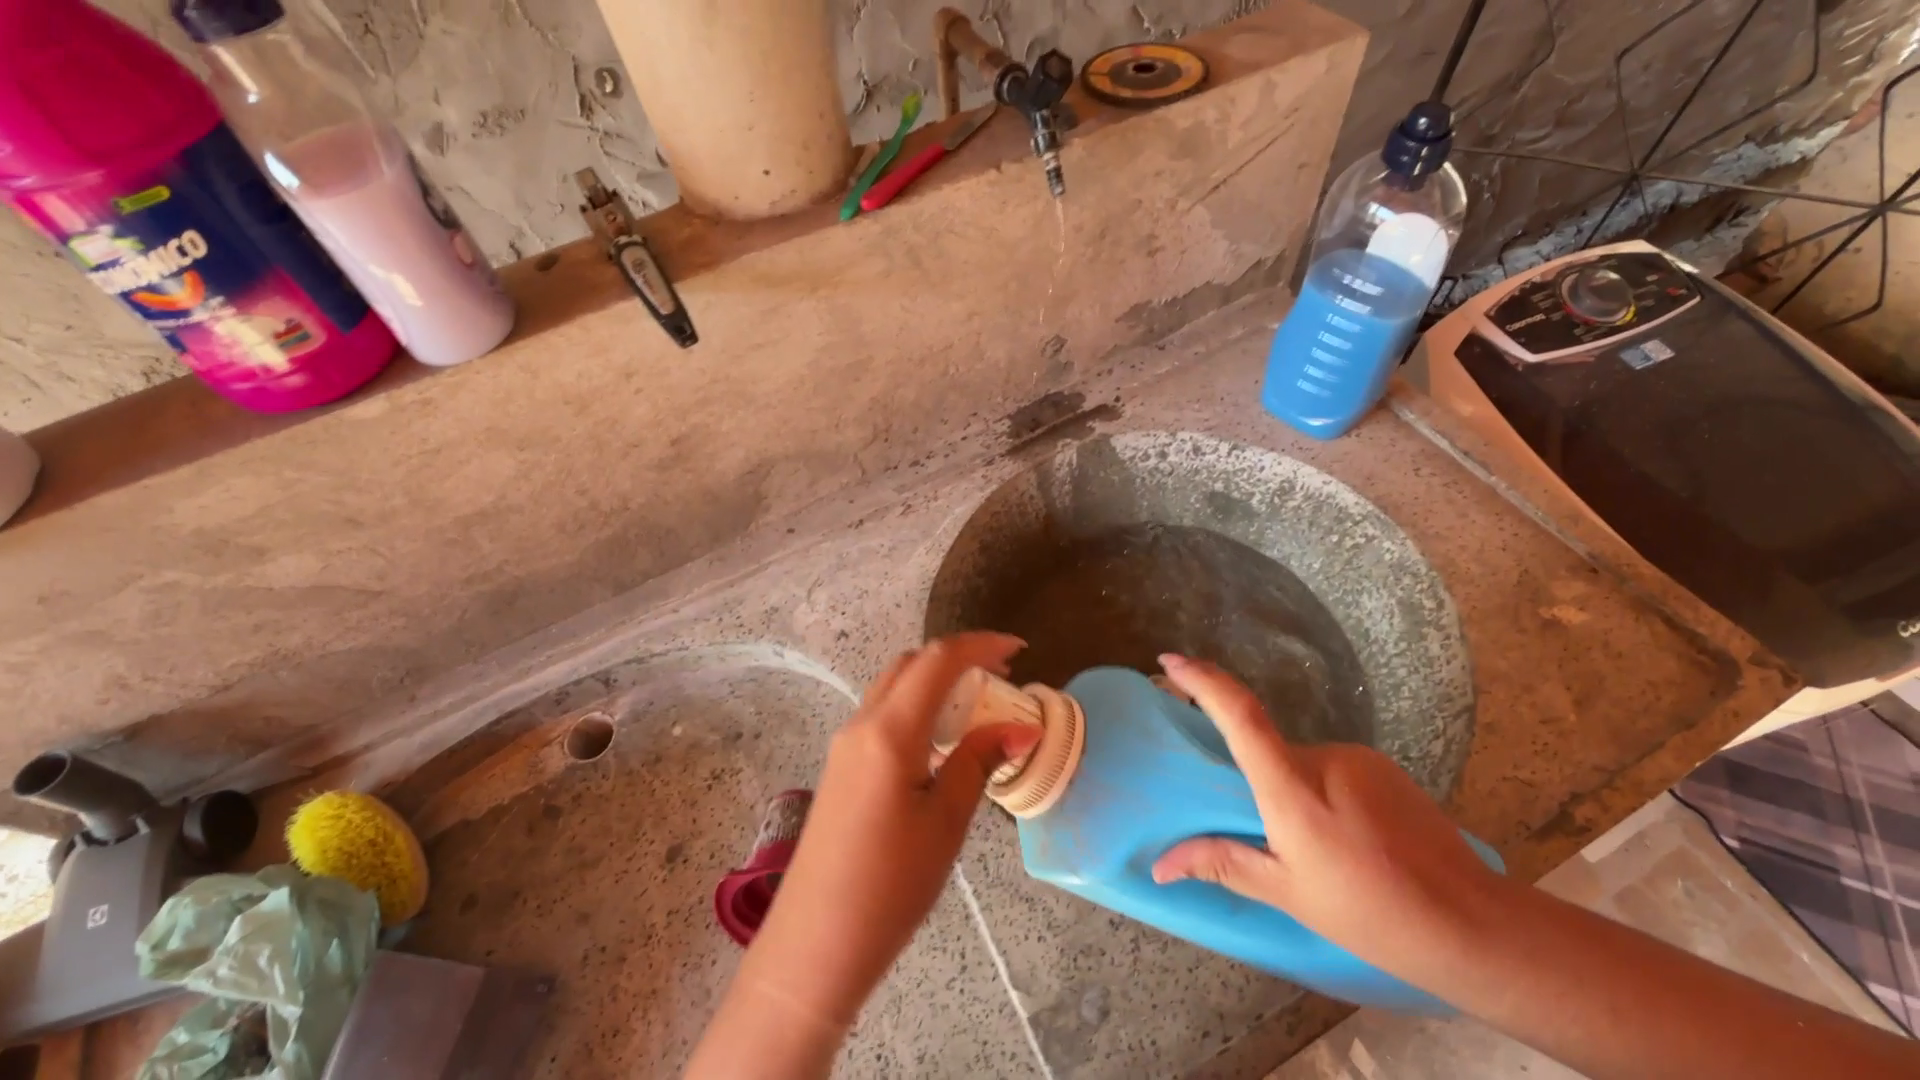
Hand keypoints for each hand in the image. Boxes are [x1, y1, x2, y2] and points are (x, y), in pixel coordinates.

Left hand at [736, 633, 1040, 1028]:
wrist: (818, 940)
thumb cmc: (892, 882)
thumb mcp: (947, 820)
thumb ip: (979, 762)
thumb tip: (1019, 729)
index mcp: (889, 730)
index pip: (938, 660)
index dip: (981, 644)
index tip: (1020, 650)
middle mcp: (861, 724)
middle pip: (911, 665)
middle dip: (958, 659)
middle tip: (1002, 679)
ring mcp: (844, 746)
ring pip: (893, 689)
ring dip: (935, 684)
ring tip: (978, 710)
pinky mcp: (840, 769)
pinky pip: (882, 717)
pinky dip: (917, 709)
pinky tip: (940, 743)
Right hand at [1150, 654, 1506, 984]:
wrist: (1469, 920)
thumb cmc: (1368, 912)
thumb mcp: (1286, 892)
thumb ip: (1222, 864)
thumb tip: (1159, 865)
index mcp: (1292, 787)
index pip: (1239, 715)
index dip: (1203, 681)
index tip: (1170, 662)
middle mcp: (1324, 758)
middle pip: (1267, 747)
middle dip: (1253, 778)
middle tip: (1260, 830)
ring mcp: (1360, 759)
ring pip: (1302, 763)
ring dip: (1291, 790)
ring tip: (1313, 848)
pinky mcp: (1386, 769)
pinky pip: (1334, 770)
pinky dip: (1322, 794)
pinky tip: (1343, 838)